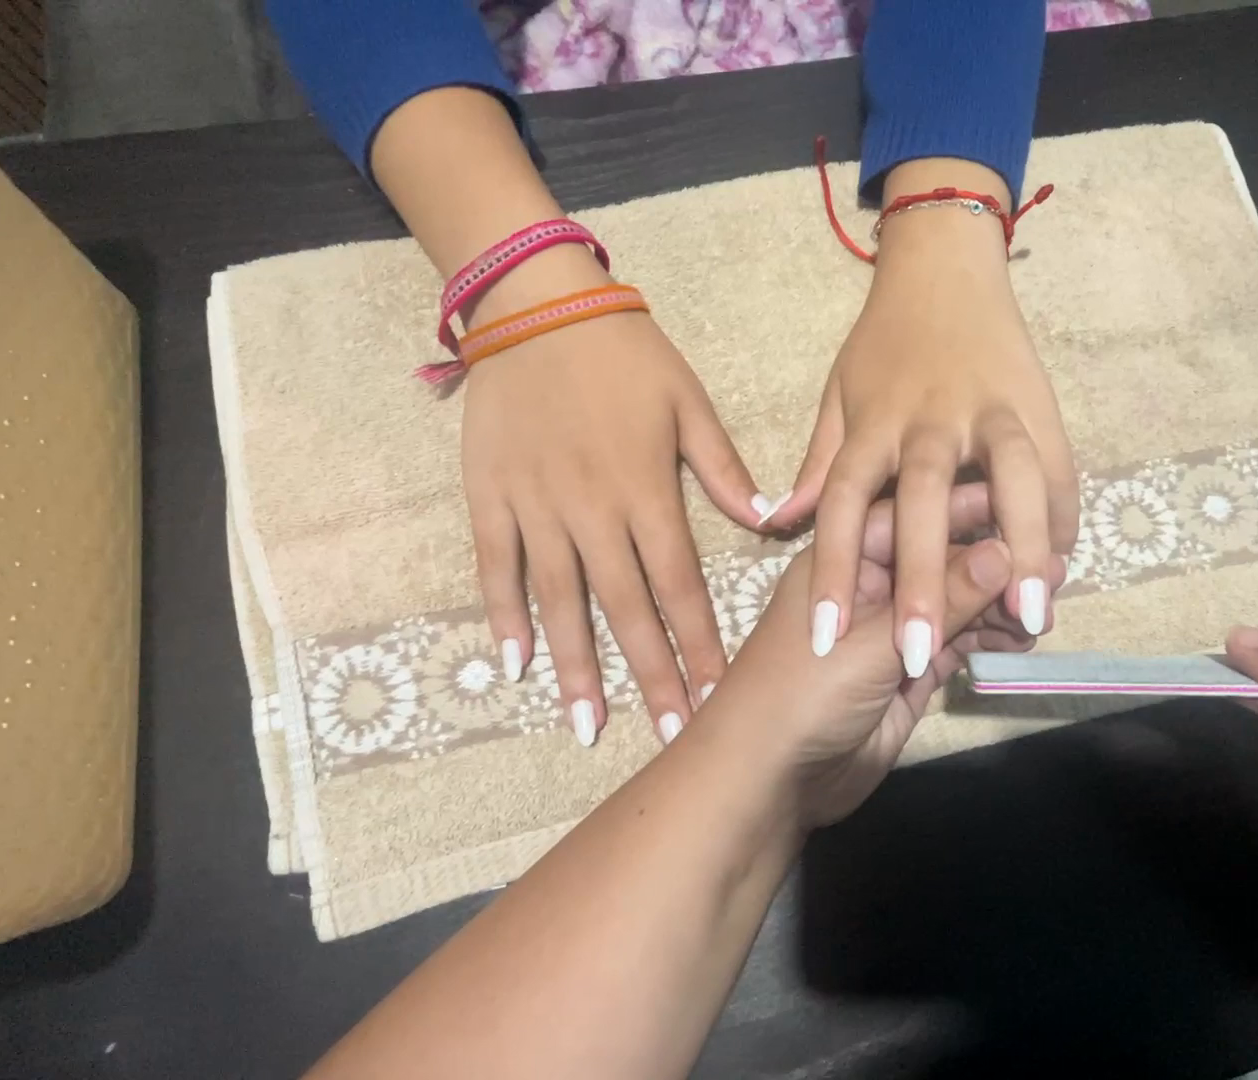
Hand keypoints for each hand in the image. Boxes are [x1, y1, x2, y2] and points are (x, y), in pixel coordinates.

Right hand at [464, 275, 770, 747]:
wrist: (537, 307)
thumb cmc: (625, 355)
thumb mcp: (689, 402)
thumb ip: (724, 469)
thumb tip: (767, 522)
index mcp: (647, 492)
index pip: (681, 585)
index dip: (698, 643)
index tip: (713, 695)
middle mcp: (593, 512)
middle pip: (626, 608)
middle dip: (649, 674)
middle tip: (664, 733)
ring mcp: (536, 508)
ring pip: (560, 601)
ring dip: (576, 665)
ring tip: (587, 723)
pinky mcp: (490, 498)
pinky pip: (496, 567)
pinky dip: (503, 615)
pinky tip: (514, 663)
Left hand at [710, 484, 1062, 826]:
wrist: (769, 779)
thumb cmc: (804, 689)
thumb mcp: (875, 639)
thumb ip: (943, 598)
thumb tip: (1007, 552)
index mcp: (844, 556)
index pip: (912, 518)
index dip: (966, 511)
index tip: (1021, 505)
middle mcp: (871, 586)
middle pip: (939, 561)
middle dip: (992, 565)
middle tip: (1051, 568)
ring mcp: (891, 631)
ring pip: (954, 605)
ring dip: (996, 606)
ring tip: (1044, 607)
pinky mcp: (908, 673)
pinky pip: (956, 644)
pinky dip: (987, 639)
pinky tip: (1020, 636)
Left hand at [766, 160, 1077, 675]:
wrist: (947, 266)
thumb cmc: (885, 342)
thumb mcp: (838, 398)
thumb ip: (817, 464)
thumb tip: (778, 520)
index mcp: (873, 424)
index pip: (840, 503)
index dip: (828, 571)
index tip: (823, 639)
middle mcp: (929, 420)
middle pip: (923, 502)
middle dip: (924, 580)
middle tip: (921, 652)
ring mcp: (990, 410)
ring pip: (1008, 479)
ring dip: (1023, 549)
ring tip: (1030, 618)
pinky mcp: (1039, 407)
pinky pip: (1053, 469)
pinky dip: (1060, 518)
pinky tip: (1061, 568)